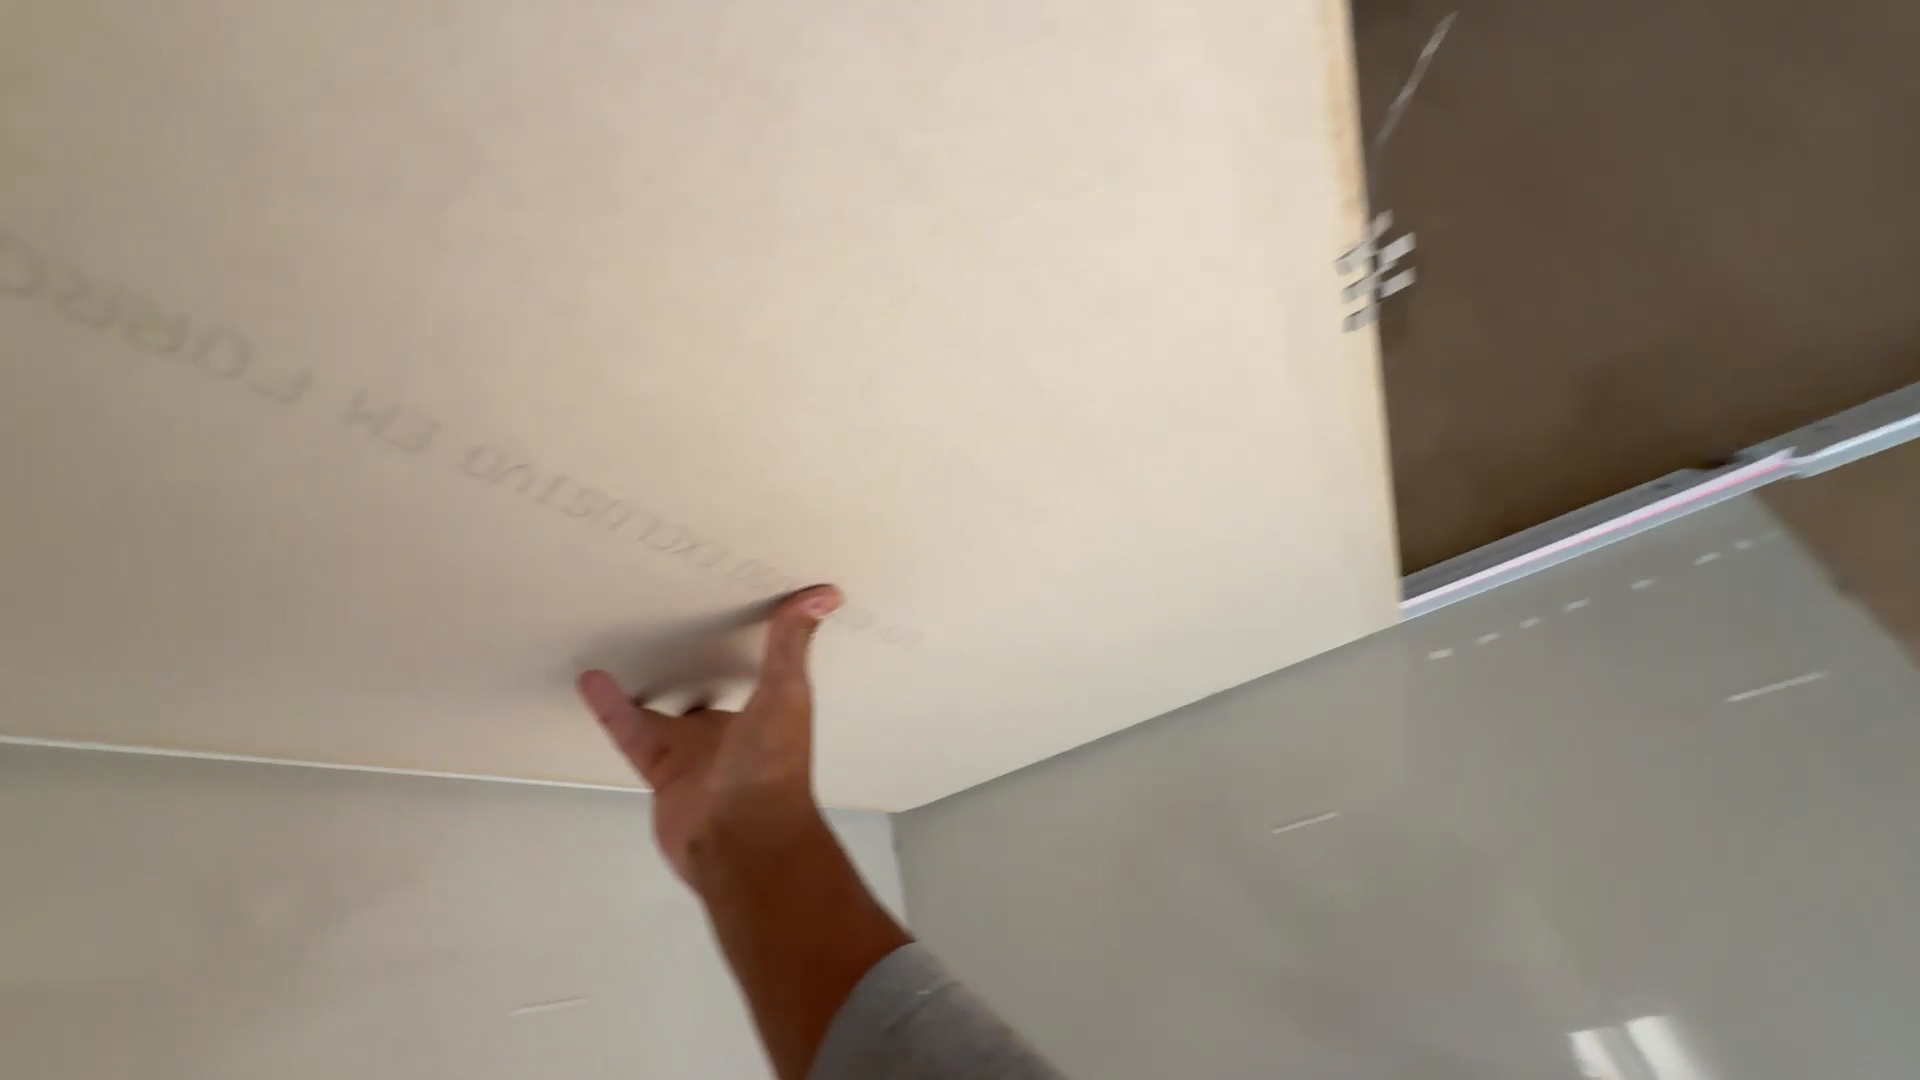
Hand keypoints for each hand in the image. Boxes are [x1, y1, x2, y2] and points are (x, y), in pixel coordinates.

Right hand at [577, 585, 841, 884]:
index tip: (743, 610)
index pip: (762, 670)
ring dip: (652, 686)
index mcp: (771, 710)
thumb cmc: (772, 761)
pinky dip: (611, 706)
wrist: (739, 839)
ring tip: (627, 645)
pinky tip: (591, 677)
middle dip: (701, 669)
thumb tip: (828, 592)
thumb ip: (792, 644)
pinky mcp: (661, 770)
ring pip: (668, 713)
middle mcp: (735, 731)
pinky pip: (632, 730)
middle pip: (713, 693)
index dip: (754, 646)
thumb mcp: (786, 691)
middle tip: (678, 625)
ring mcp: (697, 753)